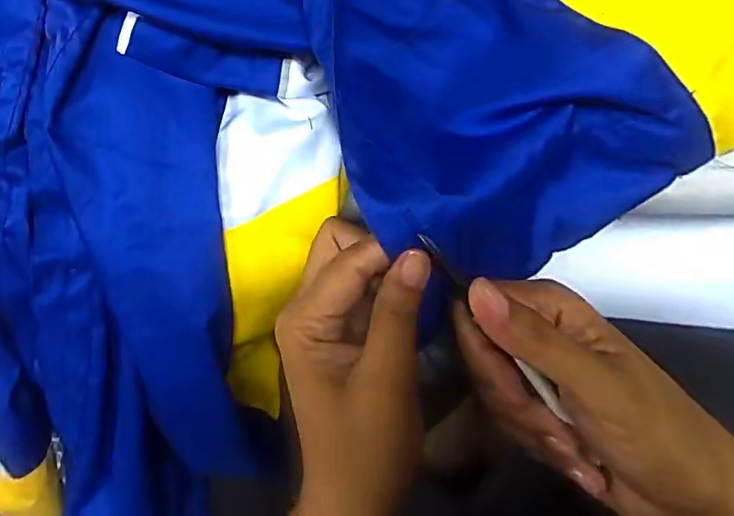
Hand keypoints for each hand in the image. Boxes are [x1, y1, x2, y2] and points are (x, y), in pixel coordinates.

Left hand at [275, 218, 430, 515]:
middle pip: (335, 244)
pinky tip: (414, 284)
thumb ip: (398, 311)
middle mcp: (302, 305)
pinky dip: (384, 279)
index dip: (387, 247)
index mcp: (304, 317)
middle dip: (377, 244)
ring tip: (425, 265)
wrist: (353, 500)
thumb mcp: (388, 380)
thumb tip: (417, 251)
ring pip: (346, 258)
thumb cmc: (368, 448)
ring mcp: (317, 315)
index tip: (431, 244)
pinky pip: (357, 284)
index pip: (346, 259)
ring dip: (382, 258)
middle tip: (423, 259)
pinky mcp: (335, 326)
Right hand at [455, 279, 733, 515]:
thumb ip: (533, 339)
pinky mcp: (540, 407)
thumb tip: (474, 289)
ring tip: (578, 447)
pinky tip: (578, 458)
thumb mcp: (595, 385)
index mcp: (550, 306)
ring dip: (530, 429)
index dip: (484, 348)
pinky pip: (507, 419)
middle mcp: (537, 329)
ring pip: (492, 390)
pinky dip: (540, 446)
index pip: (478, 305)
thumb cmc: (660, 433)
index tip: (513, 386)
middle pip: (481, 352)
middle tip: (557, 426)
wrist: (703, 503)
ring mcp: (538, 370)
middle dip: (513, 400)